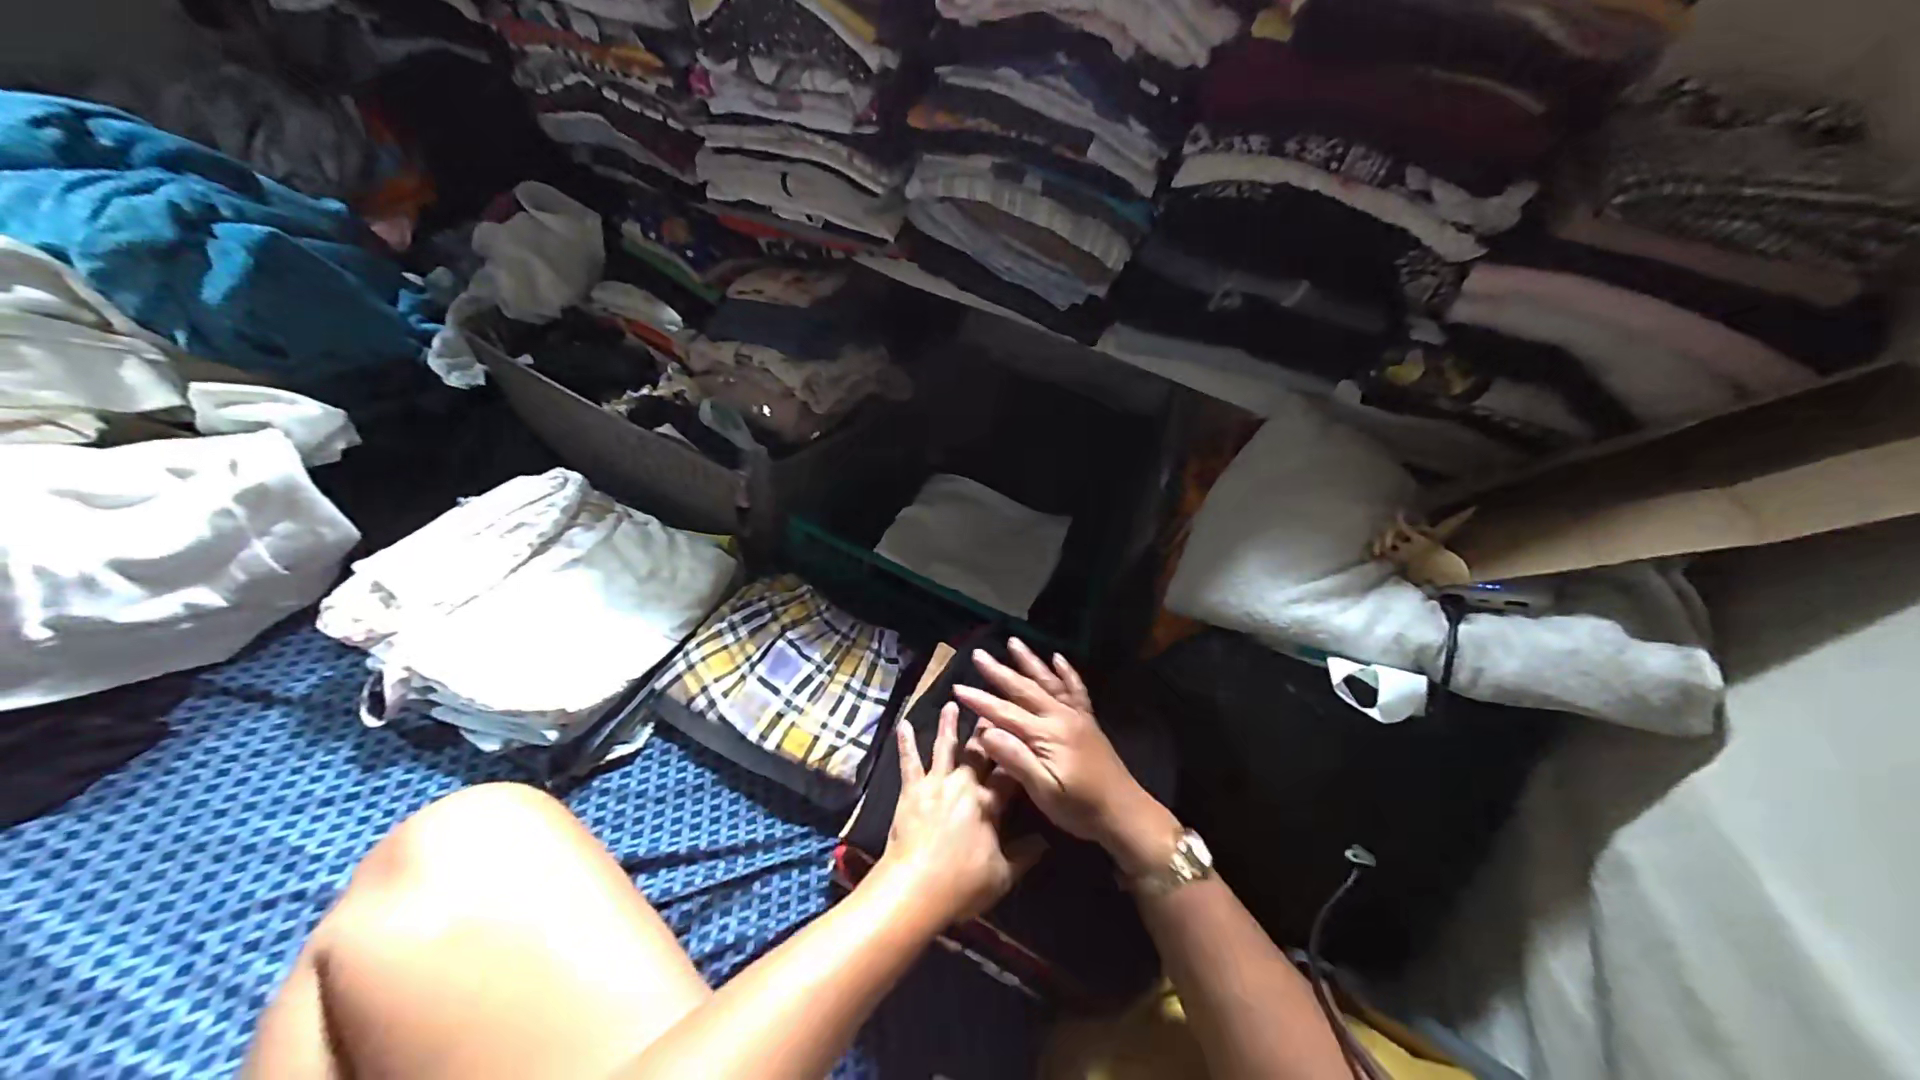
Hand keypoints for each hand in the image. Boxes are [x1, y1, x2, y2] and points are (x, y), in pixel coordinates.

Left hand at [877, 702, 1042, 924]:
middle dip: (987, 729)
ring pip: (945, 747)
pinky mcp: (911, 790)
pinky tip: (904, 724)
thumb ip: (1026, 855)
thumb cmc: (961, 884)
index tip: (1023, 731)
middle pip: (979, 751)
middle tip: (991, 706)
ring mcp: (936, 784)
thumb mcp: (1003, 875)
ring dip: (949, 725)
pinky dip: (906, 743)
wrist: (915, 888)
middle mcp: (964, 785)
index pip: (1009, 771)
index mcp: (989, 803)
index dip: (1017, 752)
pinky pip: (909, 762)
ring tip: (952, 704)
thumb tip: (1047, 840)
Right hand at [955, 639, 1178, 877]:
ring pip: (1048, 682)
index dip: (980, 700)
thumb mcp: (1044, 791)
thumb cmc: (1081, 808)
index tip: (958, 687)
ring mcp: (1076, 717)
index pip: (1005, 713)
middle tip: (978, 654)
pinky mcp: (1088, 722)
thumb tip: (986, 732)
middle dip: (999, 672)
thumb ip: (1016, 759)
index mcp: (1047, 735)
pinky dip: (1066, 673)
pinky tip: (1058, 659)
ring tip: (1014, 642)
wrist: (1125, 814)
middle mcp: (1061, 718)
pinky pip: (1076, 690)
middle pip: (1024, 690)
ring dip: (1030, 662)